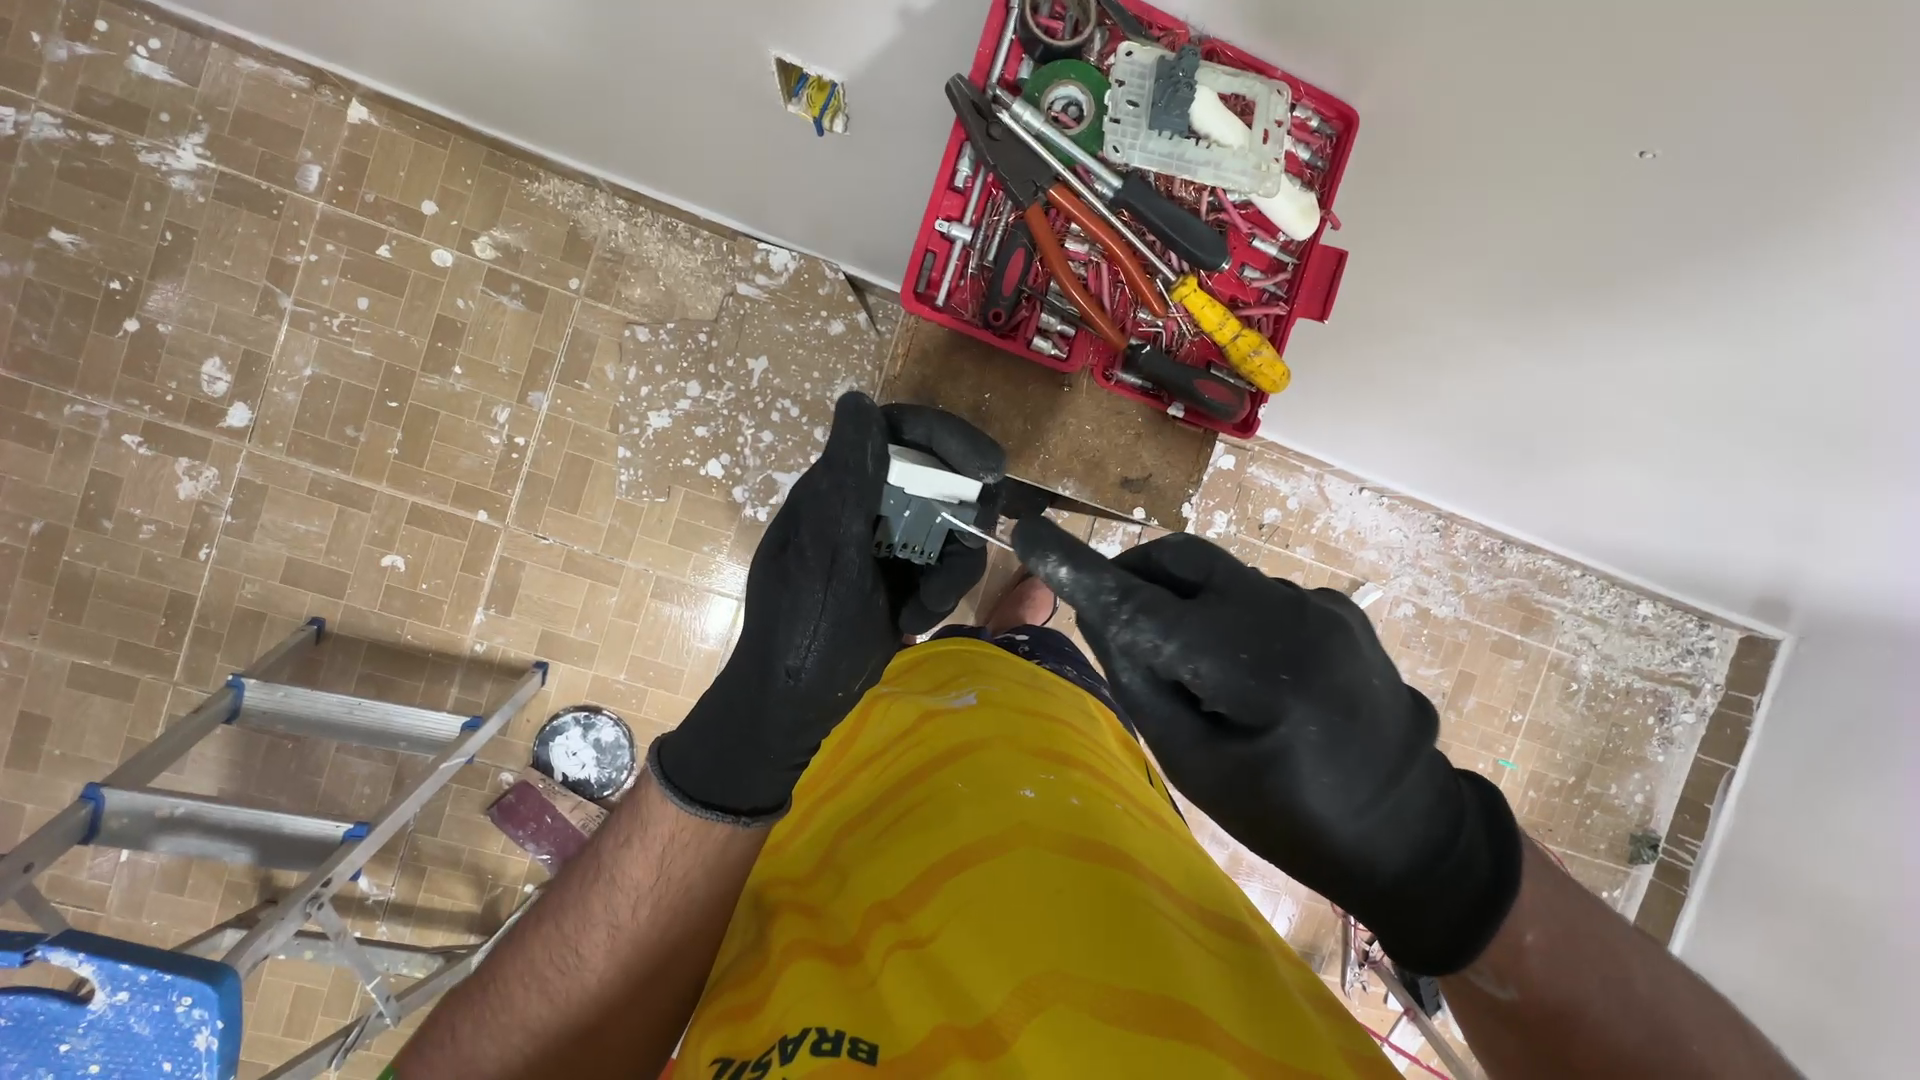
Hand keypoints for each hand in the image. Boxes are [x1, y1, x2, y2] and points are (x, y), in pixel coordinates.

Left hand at [650, 392, 1004, 823]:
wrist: (796, 703)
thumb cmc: (802, 625)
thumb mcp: (828, 548)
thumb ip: (848, 476)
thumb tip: (857, 399)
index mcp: (838, 486)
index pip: (899, 431)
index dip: (945, 437)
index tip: (988, 467)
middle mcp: (867, 504)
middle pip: (939, 479)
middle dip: (961, 516)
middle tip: (973, 540)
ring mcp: (888, 542)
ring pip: (951, 527)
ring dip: (951, 569)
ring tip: (927, 607)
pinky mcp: (905, 576)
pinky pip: (946, 565)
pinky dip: (941, 593)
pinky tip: (915, 622)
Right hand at [1013, 517, 1521, 974]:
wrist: (1414, 833)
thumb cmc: (1294, 820)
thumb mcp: (1199, 767)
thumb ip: (1142, 683)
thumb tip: (1099, 614)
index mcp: (1253, 665)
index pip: (1140, 603)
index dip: (1077, 567)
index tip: (1028, 530)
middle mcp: (1289, 612)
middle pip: (1182, 559)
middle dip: (1135, 576)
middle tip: (1112, 622)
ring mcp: (1320, 604)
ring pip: (1218, 577)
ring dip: (1183, 603)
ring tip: (1197, 674)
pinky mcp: (1338, 609)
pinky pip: (1256, 596)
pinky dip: (1226, 618)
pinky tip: (1246, 676)